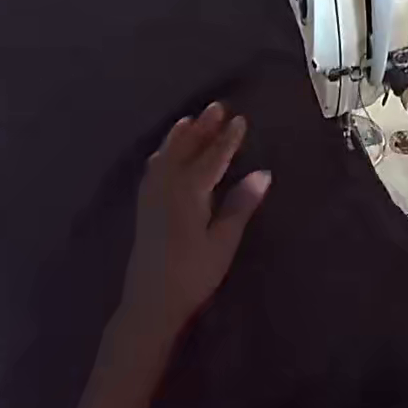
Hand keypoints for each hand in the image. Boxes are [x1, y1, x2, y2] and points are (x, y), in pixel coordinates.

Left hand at [118, 102, 271, 341]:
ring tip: (191, 119)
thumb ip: (240, 205)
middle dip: (203, 128)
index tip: (240, 119)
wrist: (151, 300)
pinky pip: (154, 166)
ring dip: (181, 136)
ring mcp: (152, 194)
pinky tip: (165, 152)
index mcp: (189, 191)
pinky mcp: (145, 205)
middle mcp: (167, 185)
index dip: (228, 138)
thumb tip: (263, 173)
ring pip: (167, 154)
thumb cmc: (193, 274)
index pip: (213, 157)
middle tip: (217, 107)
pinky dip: (163, 152)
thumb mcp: (223, 242)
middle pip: (187, 149)